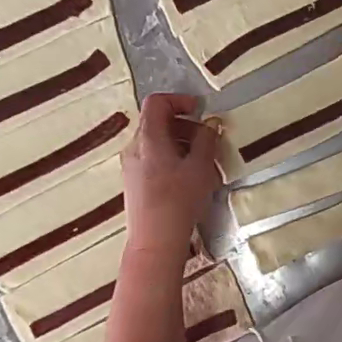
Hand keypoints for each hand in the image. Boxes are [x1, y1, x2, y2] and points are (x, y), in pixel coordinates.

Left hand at [121, 93, 220, 254]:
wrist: (154, 242)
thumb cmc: (178, 202)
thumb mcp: (199, 168)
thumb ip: (206, 141)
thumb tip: (210, 124)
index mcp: (148, 138)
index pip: (156, 102)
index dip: (178, 100)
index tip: (199, 110)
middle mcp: (134, 148)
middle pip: (157, 122)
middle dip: (185, 126)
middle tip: (207, 140)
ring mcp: (131, 166)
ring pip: (157, 143)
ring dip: (181, 144)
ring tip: (203, 163)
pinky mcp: (134, 183)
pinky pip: (153, 160)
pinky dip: (172, 160)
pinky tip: (189, 180)